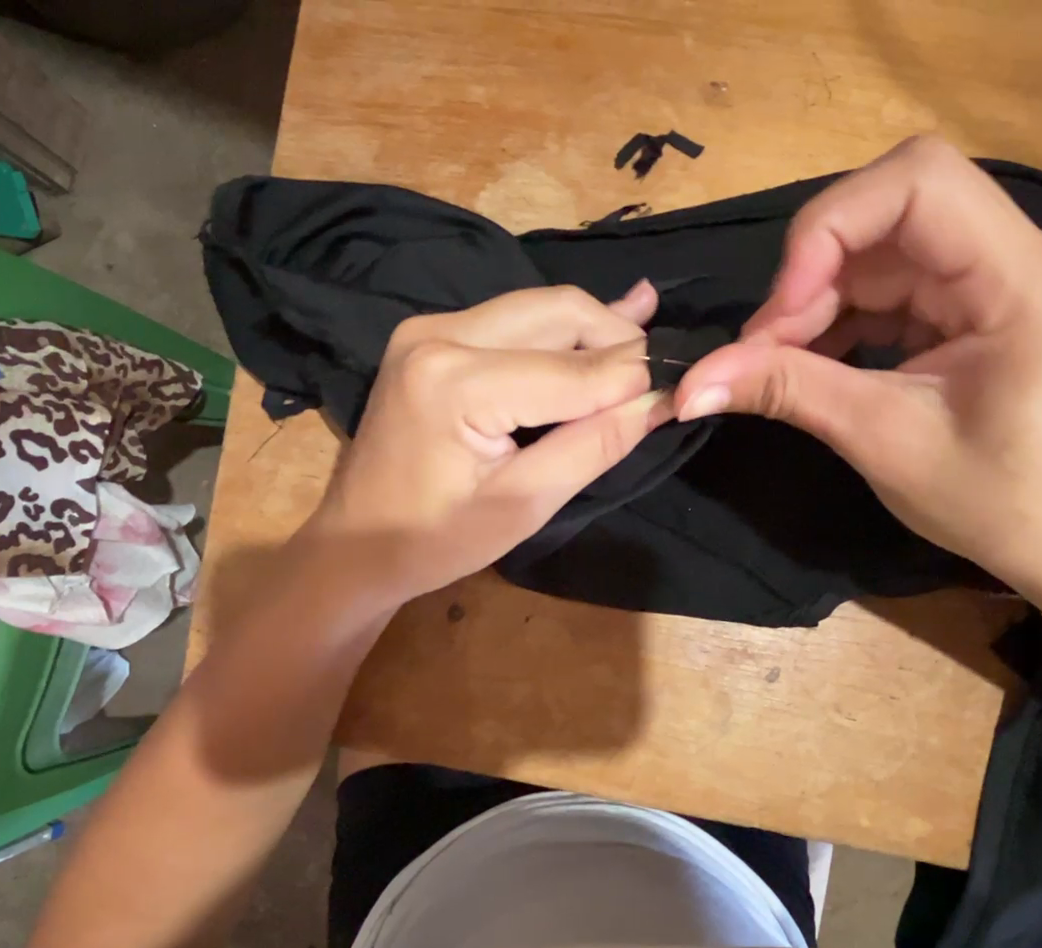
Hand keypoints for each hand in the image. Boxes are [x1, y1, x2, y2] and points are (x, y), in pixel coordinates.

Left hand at [300, 283, 671, 606]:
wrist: (356, 544)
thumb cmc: (435, 541)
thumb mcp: (523, 504)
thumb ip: (594, 444)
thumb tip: (660, 398)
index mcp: (454, 380)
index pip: (573, 369)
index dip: (633, 380)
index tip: (686, 389)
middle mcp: (438, 334)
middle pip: (557, 311)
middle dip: (616, 339)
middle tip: (664, 374)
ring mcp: (428, 329)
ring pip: (537, 310)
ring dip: (590, 333)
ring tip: (645, 352)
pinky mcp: (428, 338)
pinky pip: (510, 322)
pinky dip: (556, 335)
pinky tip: (609, 324)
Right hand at [671, 136, 1041, 593]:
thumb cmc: (994, 499)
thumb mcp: (882, 441)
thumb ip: (788, 392)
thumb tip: (688, 386)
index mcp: (1025, 278)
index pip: (918, 182)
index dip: (829, 228)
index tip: (778, 313)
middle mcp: (1019, 250)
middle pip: (888, 210)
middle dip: (810, 274)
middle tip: (760, 352)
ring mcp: (997, 268)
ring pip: (876, 248)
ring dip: (813, 302)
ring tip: (773, 366)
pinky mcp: (974, 294)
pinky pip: (887, 282)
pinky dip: (835, 318)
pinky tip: (806, 363)